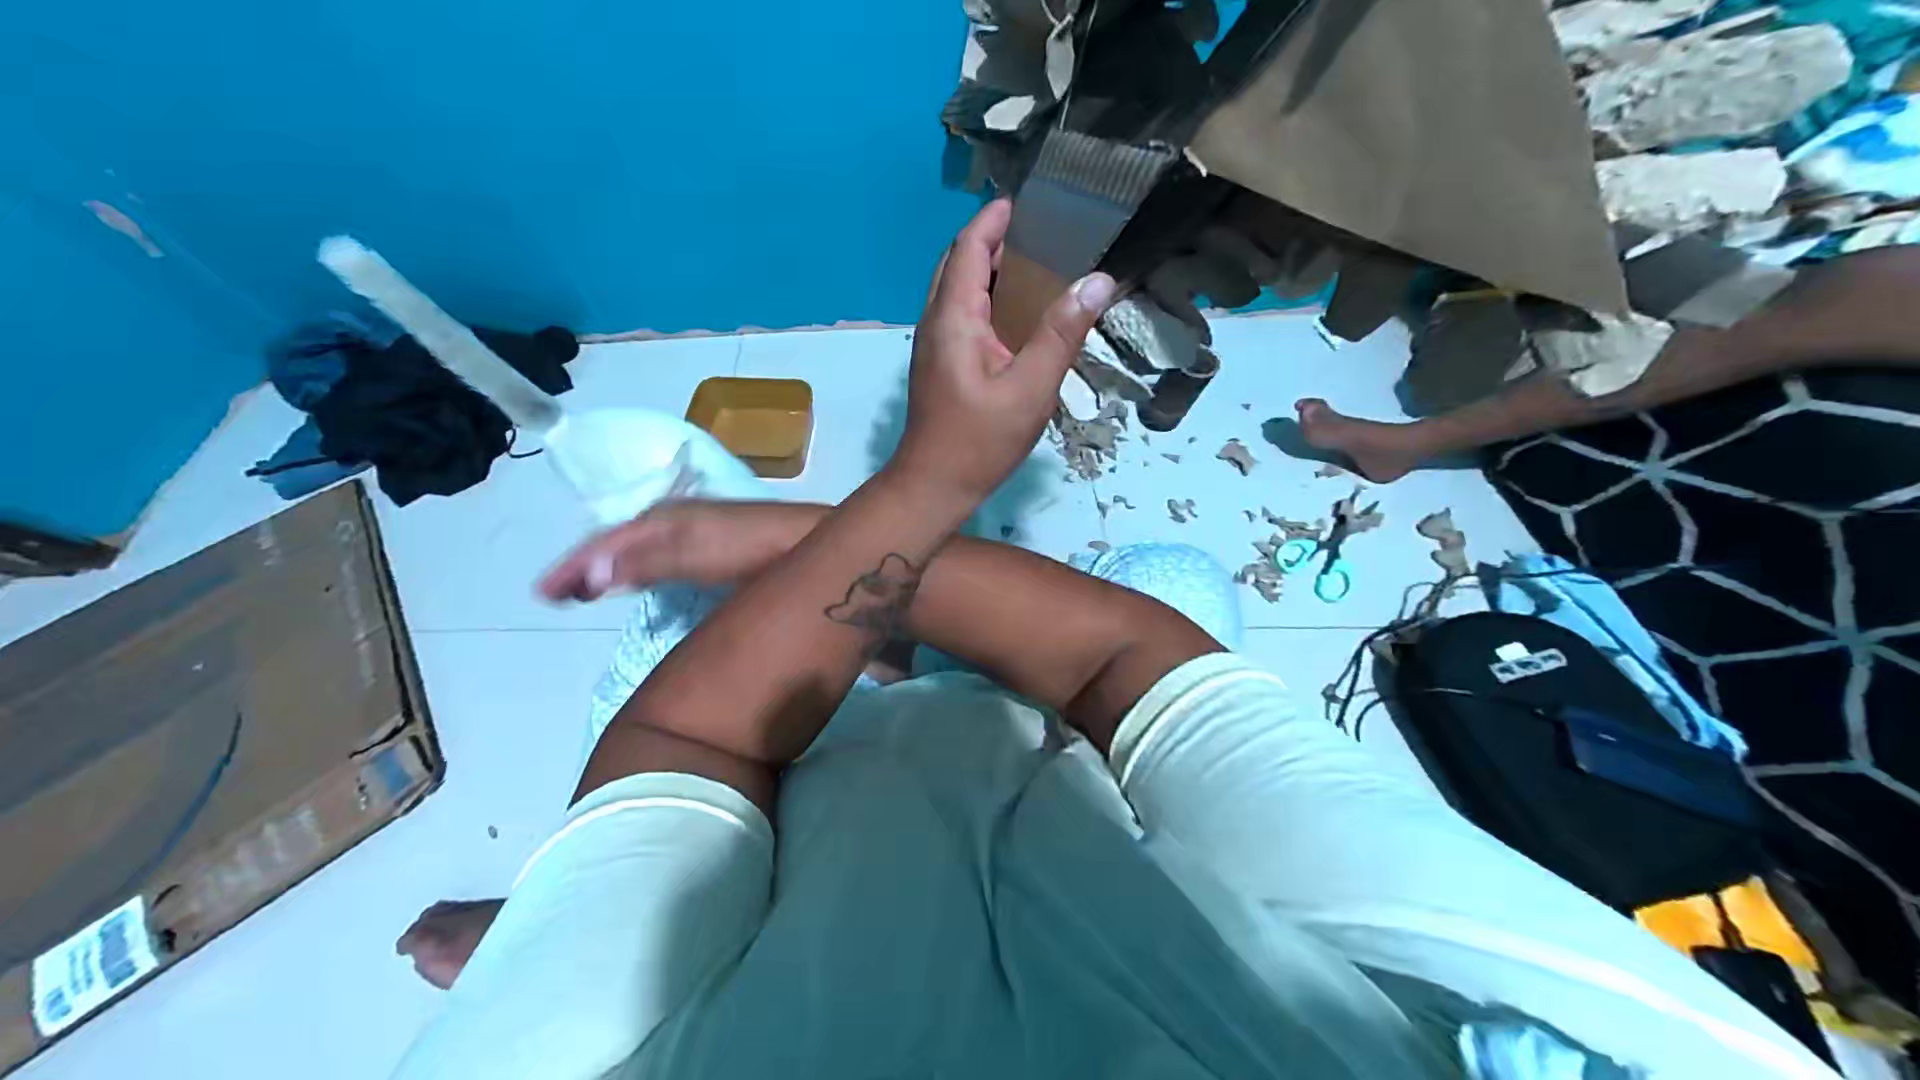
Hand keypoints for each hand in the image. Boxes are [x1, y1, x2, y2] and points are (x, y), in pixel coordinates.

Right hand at [537, 500, 822, 600]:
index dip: (572, 565)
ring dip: (608, 568)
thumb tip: (586, 576)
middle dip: (583, 566)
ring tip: (582, 592)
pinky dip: (637, 569)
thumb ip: (645, 563)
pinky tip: (638, 582)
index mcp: (662, 518)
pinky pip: (659, 556)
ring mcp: (694, 531)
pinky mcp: (713, 546)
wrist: (805, 540)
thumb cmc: (752, 547)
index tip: (541, 593)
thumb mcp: (694, 553)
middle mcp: (672, 519)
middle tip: (553, 595)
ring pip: (637, 549)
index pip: (604, 542)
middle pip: (616, 543)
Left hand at [892, 198, 1116, 504]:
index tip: (1023, 204)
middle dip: (989, 241)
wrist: (934, 485)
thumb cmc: (980, 441)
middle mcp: (935, 323)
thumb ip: (1061, 334)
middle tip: (1034, 234)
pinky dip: (983, 299)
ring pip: (954, 290)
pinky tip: (1012, 315)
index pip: (968, 250)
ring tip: (1030, 266)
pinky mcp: (937, 365)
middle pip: (957, 264)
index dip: (992, 222)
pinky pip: (957, 314)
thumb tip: (1097, 281)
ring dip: (985, 270)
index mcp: (953, 318)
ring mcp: (932, 345)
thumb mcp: (1031, 388)